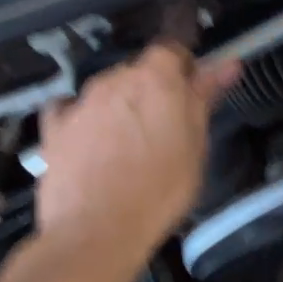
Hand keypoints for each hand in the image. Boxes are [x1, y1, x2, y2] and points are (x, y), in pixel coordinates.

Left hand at [34, 44, 240, 258]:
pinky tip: (87, 137)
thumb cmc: (161, 187)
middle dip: (151, 87)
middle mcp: (114, 81)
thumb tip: (229, 64)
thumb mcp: (196, 142)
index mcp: (156, 78)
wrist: (96, 232)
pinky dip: (80, 117)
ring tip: (128, 140)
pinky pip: (67, 110)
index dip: (182, 66)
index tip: (190, 90)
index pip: (170, 49)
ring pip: (106, 90)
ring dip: (119, 103)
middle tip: (165, 122)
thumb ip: (206, 97)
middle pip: (137, 70)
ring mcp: (79, 104)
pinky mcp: (52, 130)